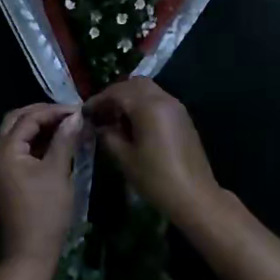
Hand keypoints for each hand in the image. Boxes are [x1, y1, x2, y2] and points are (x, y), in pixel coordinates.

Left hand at [0, 103, 83, 267]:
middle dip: (42, 113)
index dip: (54, 111)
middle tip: (69, 114)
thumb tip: (75, 116)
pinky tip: (58, 144)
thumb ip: (65, 140)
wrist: (30, 250)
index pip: (28, 118)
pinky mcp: (8, 179)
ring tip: (67, 126)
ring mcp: (0, 168)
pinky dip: (37, 142)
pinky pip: (20, 150)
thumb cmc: (46, 210)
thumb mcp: (58, 172)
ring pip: (16, 135)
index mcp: (6, 152)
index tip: (79, 111)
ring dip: (40, 126)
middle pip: (15, 122)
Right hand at [85, 79, 226, 227]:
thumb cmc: (156, 177)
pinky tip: (133, 125)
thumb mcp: (125, 158)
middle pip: (135, 84)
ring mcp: (177, 107)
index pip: (118, 92)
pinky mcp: (183, 118)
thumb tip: (99, 125)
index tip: (85, 113)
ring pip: (149, 90)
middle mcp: (165, 100)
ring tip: (115, 120)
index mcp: (149, 106)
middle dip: (116, 94)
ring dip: (130, 98)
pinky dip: (144, 105)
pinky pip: (159, 101)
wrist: (193, 194)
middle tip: (101, 113)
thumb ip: (109, 136)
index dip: (99, 100)